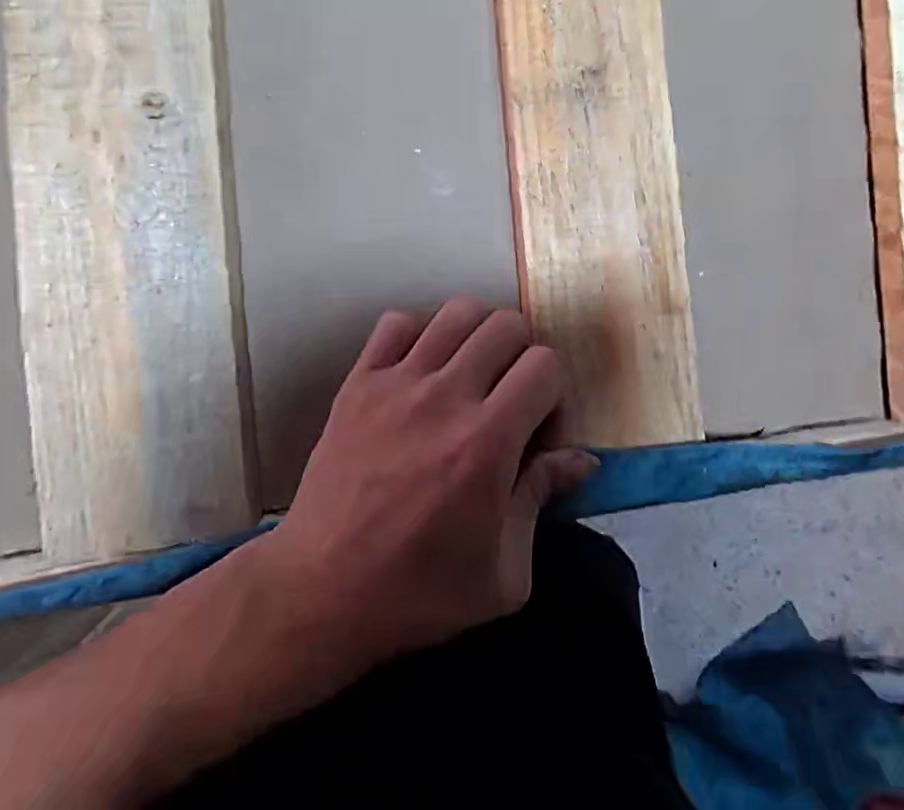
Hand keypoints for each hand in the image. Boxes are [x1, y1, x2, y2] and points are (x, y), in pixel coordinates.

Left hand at [264, 297, 598, 661]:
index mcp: (488, 441)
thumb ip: (541, 499)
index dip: (554, 393)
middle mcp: (445, 397)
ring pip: (457, 312)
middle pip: (507, 325)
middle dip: (523, 356)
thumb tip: (581, 459)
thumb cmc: (419, 592)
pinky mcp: (358, 383)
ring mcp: (396, 383)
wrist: (322, 591)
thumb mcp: (504, 573)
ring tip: (469, 378)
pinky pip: (396, 324)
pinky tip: (420, 373)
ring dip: (477, 337)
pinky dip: (419, 335)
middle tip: (509, 400)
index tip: (538, 431)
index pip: (545, 364)